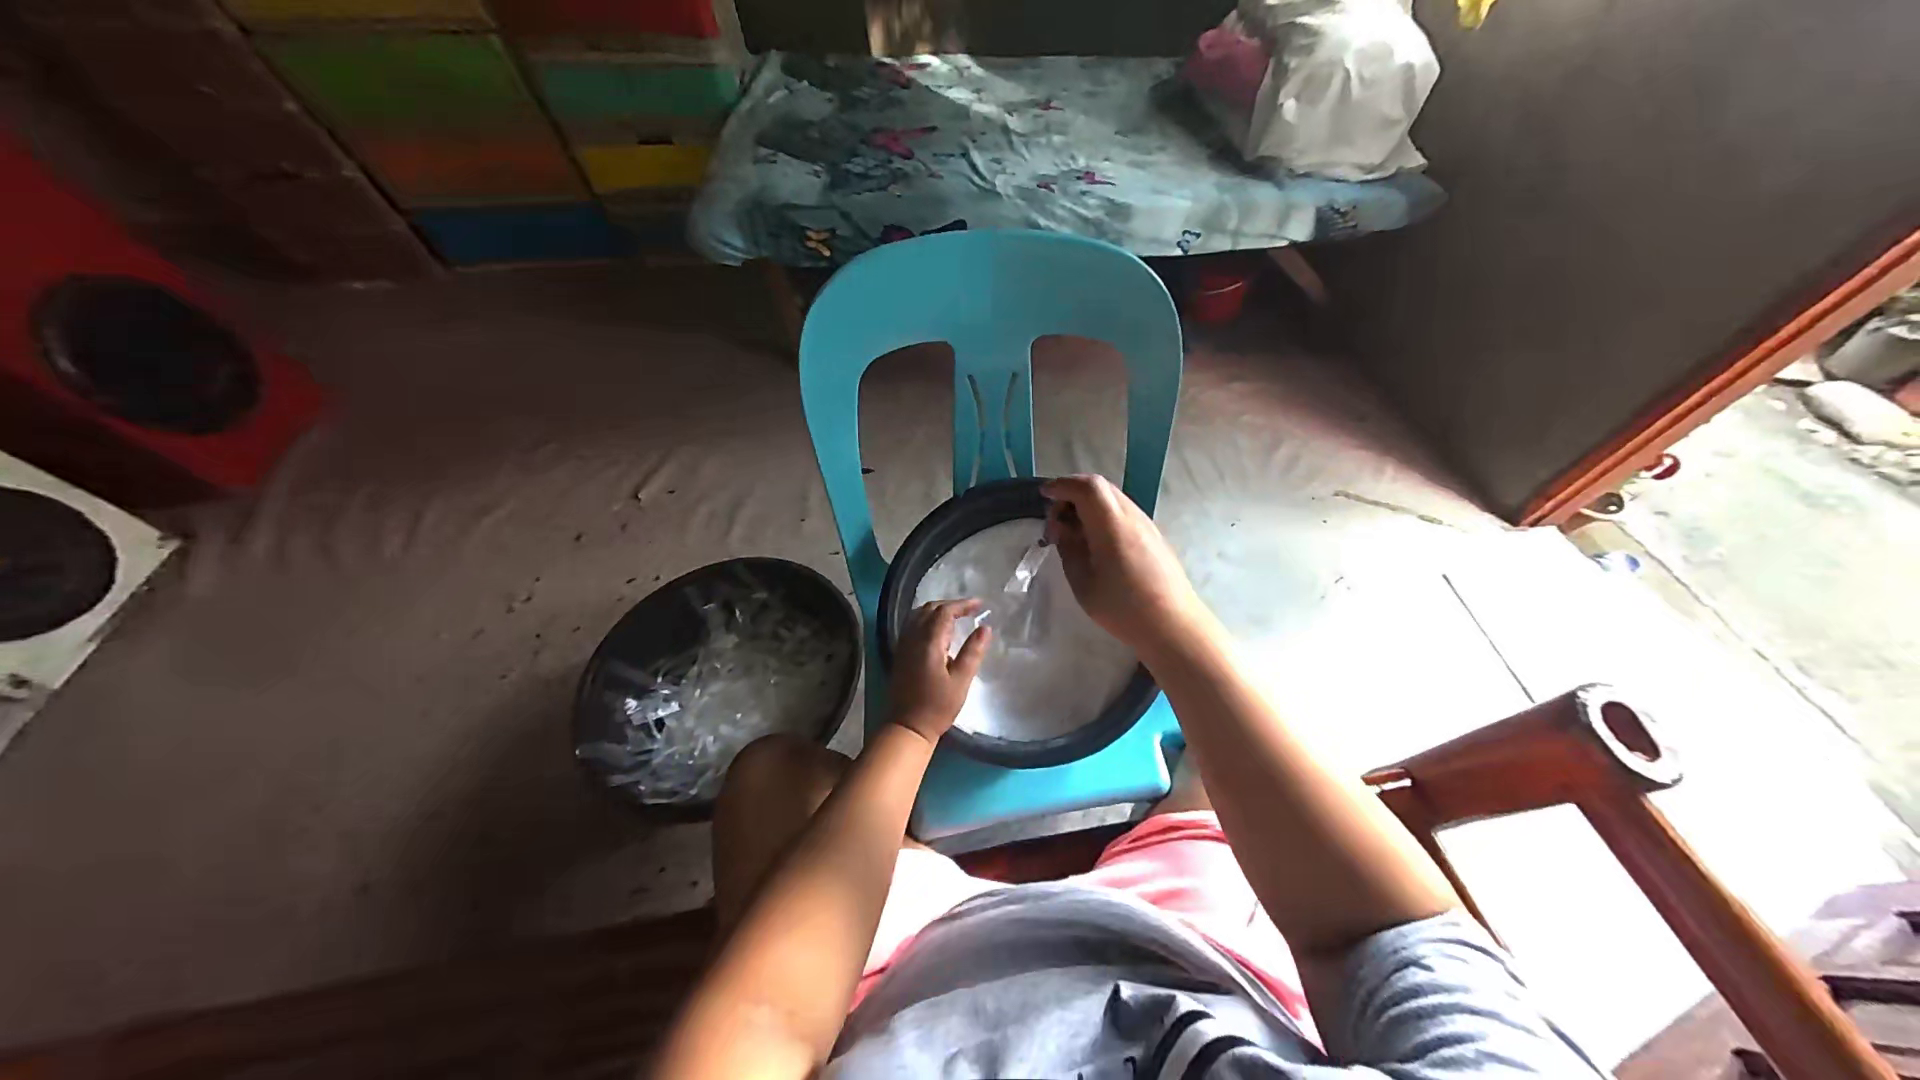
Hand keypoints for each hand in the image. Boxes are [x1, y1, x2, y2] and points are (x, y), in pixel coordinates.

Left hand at [888, 599, 990, 742]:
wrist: (907, 726)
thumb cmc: (937, 706)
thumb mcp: (961, 681)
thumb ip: (973, 652)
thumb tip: (985, 628)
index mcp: (928, 642)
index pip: (944, 612)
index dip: (962, 605)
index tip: (980, 605)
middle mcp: (913, 638)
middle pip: (929, 609)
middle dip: (950, 605)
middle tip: (970, 609)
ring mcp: (903, 645)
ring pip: (918, 615)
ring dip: (938, 611)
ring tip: (957, 616)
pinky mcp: (900, 653)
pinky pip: (913, 625)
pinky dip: (927, 620)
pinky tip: (939, 630)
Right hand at [1042, 474, 1207, 653]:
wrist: (1172, 625)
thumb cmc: (1122, 607)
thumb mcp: (1082, 581)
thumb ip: (1068, 547)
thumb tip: (1062, 528)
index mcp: (1111, 525)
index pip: (1086, 487)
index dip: (1062, 485)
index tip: (1043, 496)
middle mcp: (1131, 516)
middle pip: (1100, 486)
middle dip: (1072, 493)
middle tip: (1056, 520)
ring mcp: (1146, 524)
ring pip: (1112, 498)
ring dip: (1088, 505)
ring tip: (1073, 533)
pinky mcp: (1153, 536)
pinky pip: (1123, 512)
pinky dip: (1102, 515)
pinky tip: (1095, 541)